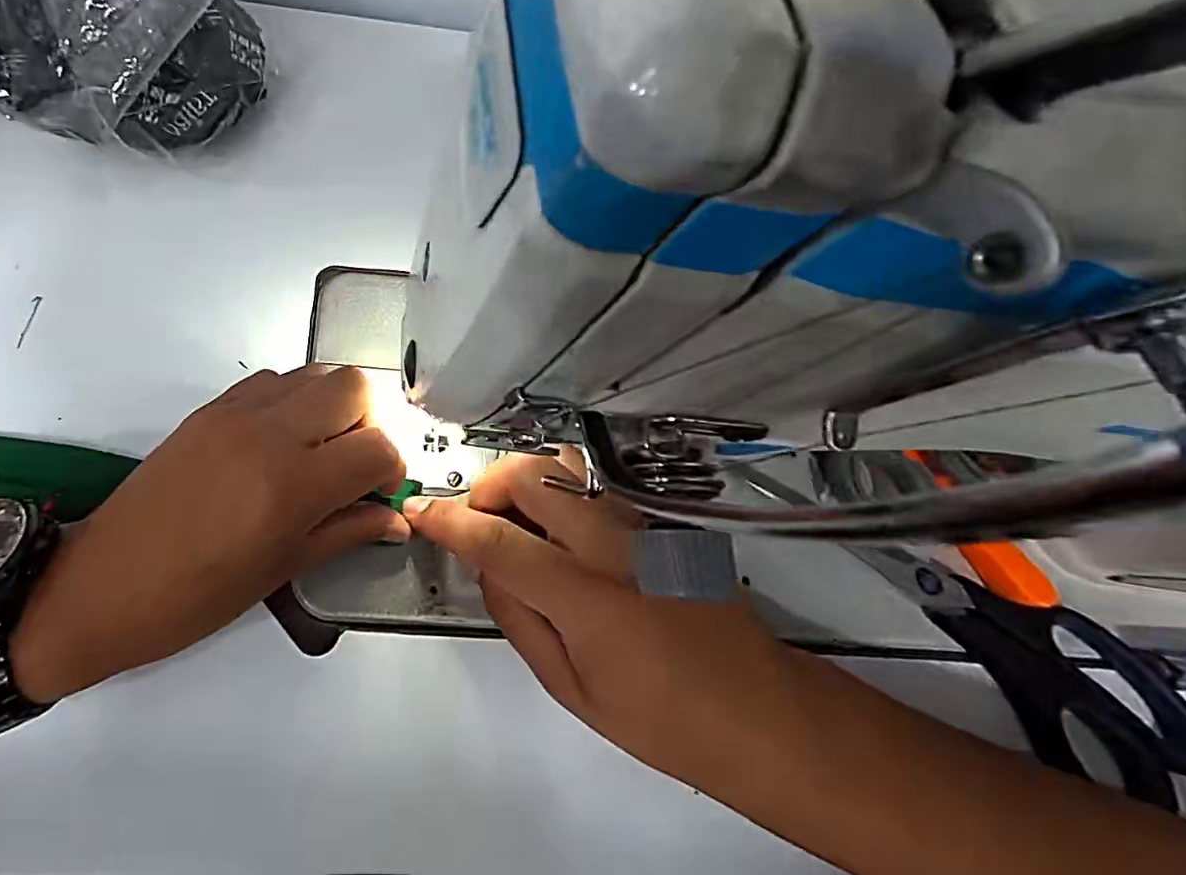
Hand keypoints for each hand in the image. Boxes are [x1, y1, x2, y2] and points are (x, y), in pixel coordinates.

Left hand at [11, 365, 407, 700]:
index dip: (393, 469)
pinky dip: (293, 399)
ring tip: (322, 450)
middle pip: (355, 386)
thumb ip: (346, 532)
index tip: (383, 489)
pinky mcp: (210, 408)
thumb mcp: (280, 571)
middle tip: (357, 463)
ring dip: (333, 405)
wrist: (102, 583)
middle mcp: (268, 434)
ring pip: (316, 373)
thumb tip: (393, 519)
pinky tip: (282, 440)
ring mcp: (236, 413)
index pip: (378, 447)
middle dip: (371, 421)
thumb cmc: (192, 596)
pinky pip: (273, 381)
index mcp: (290, 485)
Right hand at [405, 453, 796, 789]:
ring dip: (523, 481)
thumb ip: (520, 618)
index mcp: (588, 597)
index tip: (421, 510)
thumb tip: (487, 570)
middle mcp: (615, 547)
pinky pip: (591, 484)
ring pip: (564, 465)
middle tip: (475, 520)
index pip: (497, 539)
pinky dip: (556, 492)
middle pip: (531, 475)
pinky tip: (556, 534)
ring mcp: (641, 527)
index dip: (448, 520)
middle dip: (487, 484)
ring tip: (514, 523)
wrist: (763, 712)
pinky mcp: (657, 524)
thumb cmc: (670, 721)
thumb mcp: (572, 687)